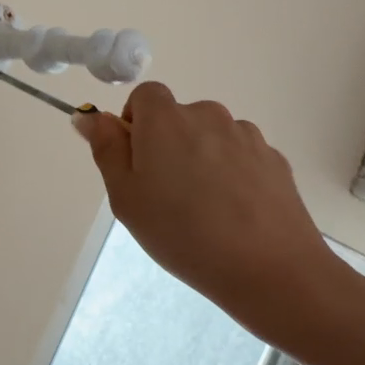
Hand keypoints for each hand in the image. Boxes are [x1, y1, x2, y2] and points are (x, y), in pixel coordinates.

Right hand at [73, 82, 338, 321]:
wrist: (270, 269)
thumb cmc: (181, 232)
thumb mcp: (125, 196)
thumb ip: (106, 148)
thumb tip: (88, 115)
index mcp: (166, 120)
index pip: (145, 95)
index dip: (135, 123)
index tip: (137, 163)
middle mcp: (208, 116)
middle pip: (178, 117)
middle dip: (167, 144)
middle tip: (164, 194)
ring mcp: (247, 137)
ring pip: (210, 137)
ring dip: (200, 158)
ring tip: (203, 209)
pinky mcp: (276, 161)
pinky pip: (240, 157)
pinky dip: (231, 175)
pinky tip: (233, 214)